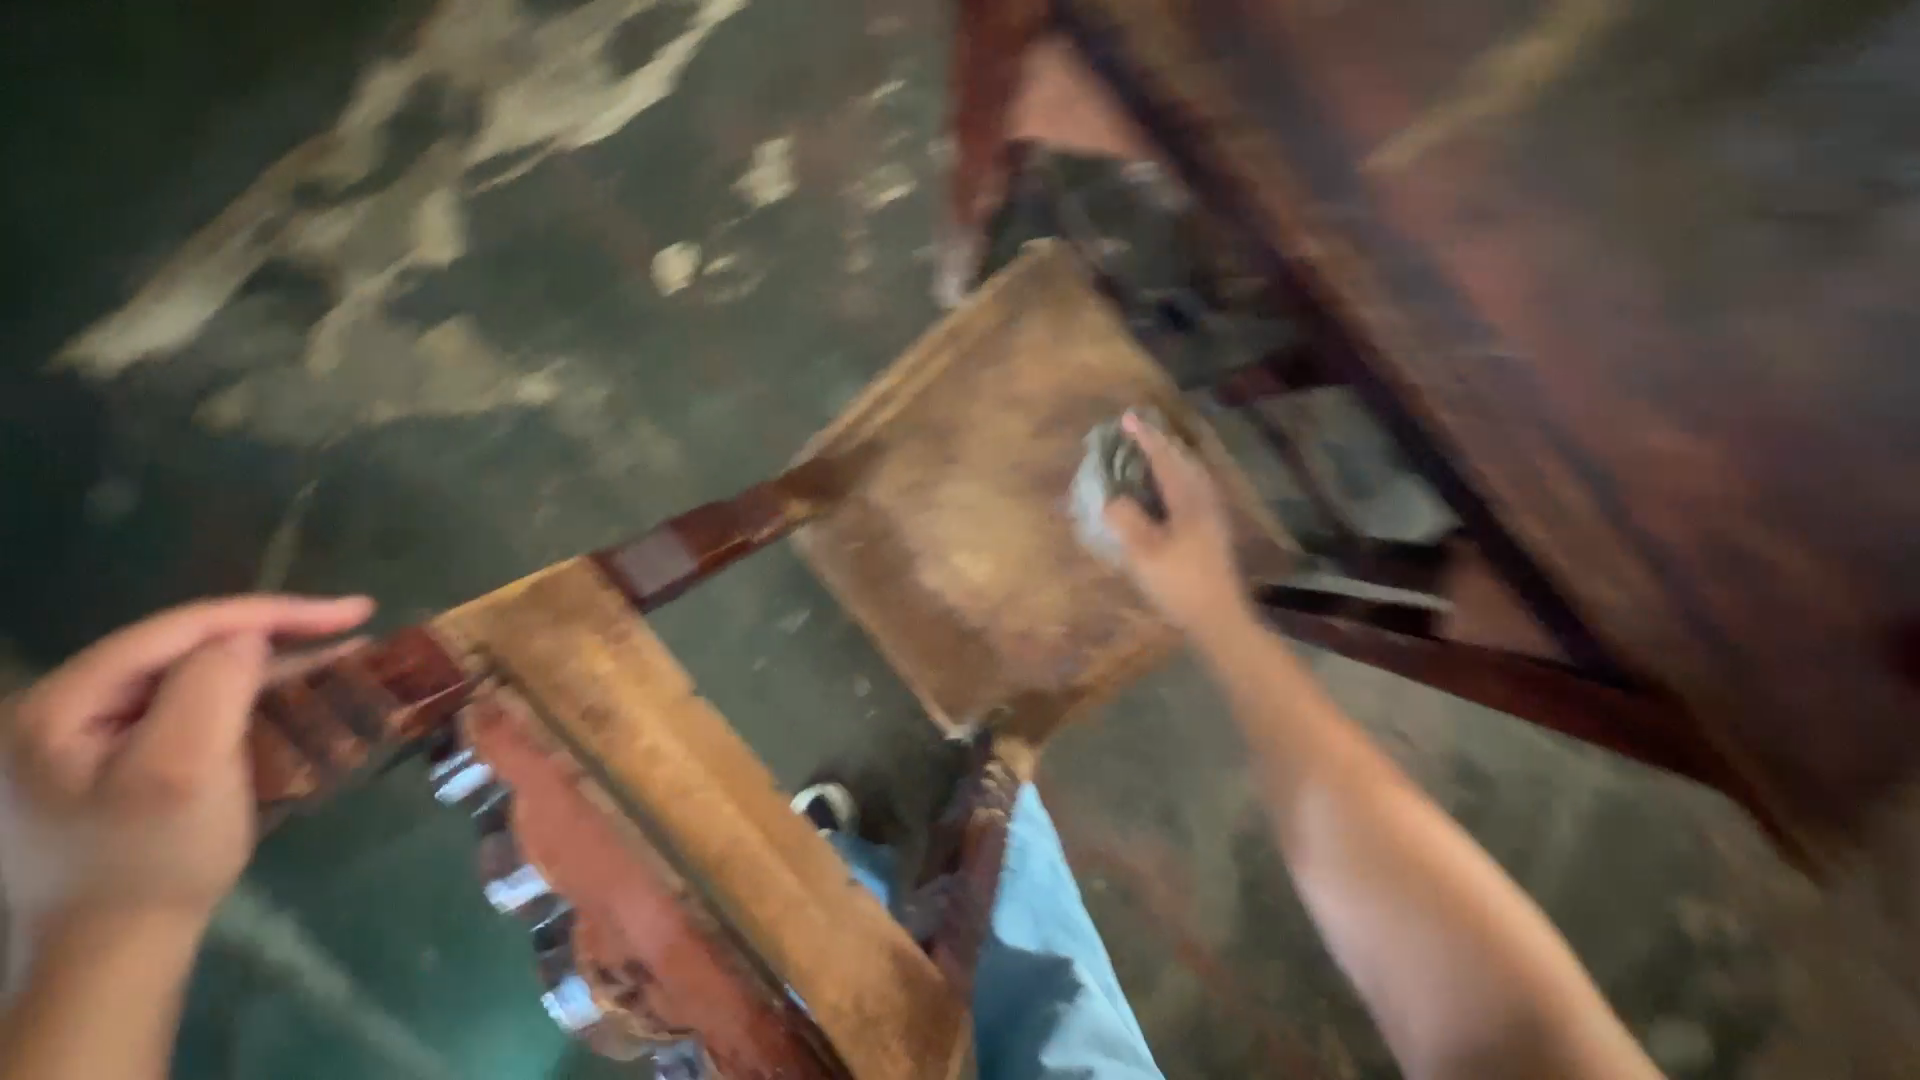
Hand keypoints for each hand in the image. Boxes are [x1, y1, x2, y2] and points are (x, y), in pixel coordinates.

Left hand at [0, 595, 373, 929]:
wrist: (113, 951)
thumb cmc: (153, 859)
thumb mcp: (185, 768)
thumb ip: (211, 687)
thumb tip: (248, 637)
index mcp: (60, 703)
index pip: (180, 629)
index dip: (272, 612)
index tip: (352, 612)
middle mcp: (59, 708)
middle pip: (185, 646)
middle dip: (276, 631)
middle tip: (352, 623)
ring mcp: (82, 735)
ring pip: (192, 673)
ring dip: (270, 660)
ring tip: (342, 651)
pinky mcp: (111, 758)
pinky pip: (188, 705)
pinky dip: (248, 692)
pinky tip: (294, 687)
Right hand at [1102, 413, 1250, 632]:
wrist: (1218, 617)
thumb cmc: (1180, 582)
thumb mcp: (1144, 552)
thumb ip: (1125, 519)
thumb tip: (1113, 499)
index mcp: (1188, 498)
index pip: (1164, 457)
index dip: (1145, 438)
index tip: (1127, 419)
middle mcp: (1204, 499)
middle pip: (1183, 461)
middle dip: (1160, 444)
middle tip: (1139, 434)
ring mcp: (1212, 516)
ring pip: (1191, 476)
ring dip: (1170, 461)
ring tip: (1150, 457)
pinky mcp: (1213, 532)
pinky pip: (1192, 491)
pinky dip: (1176, 480)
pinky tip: (1167, 494)